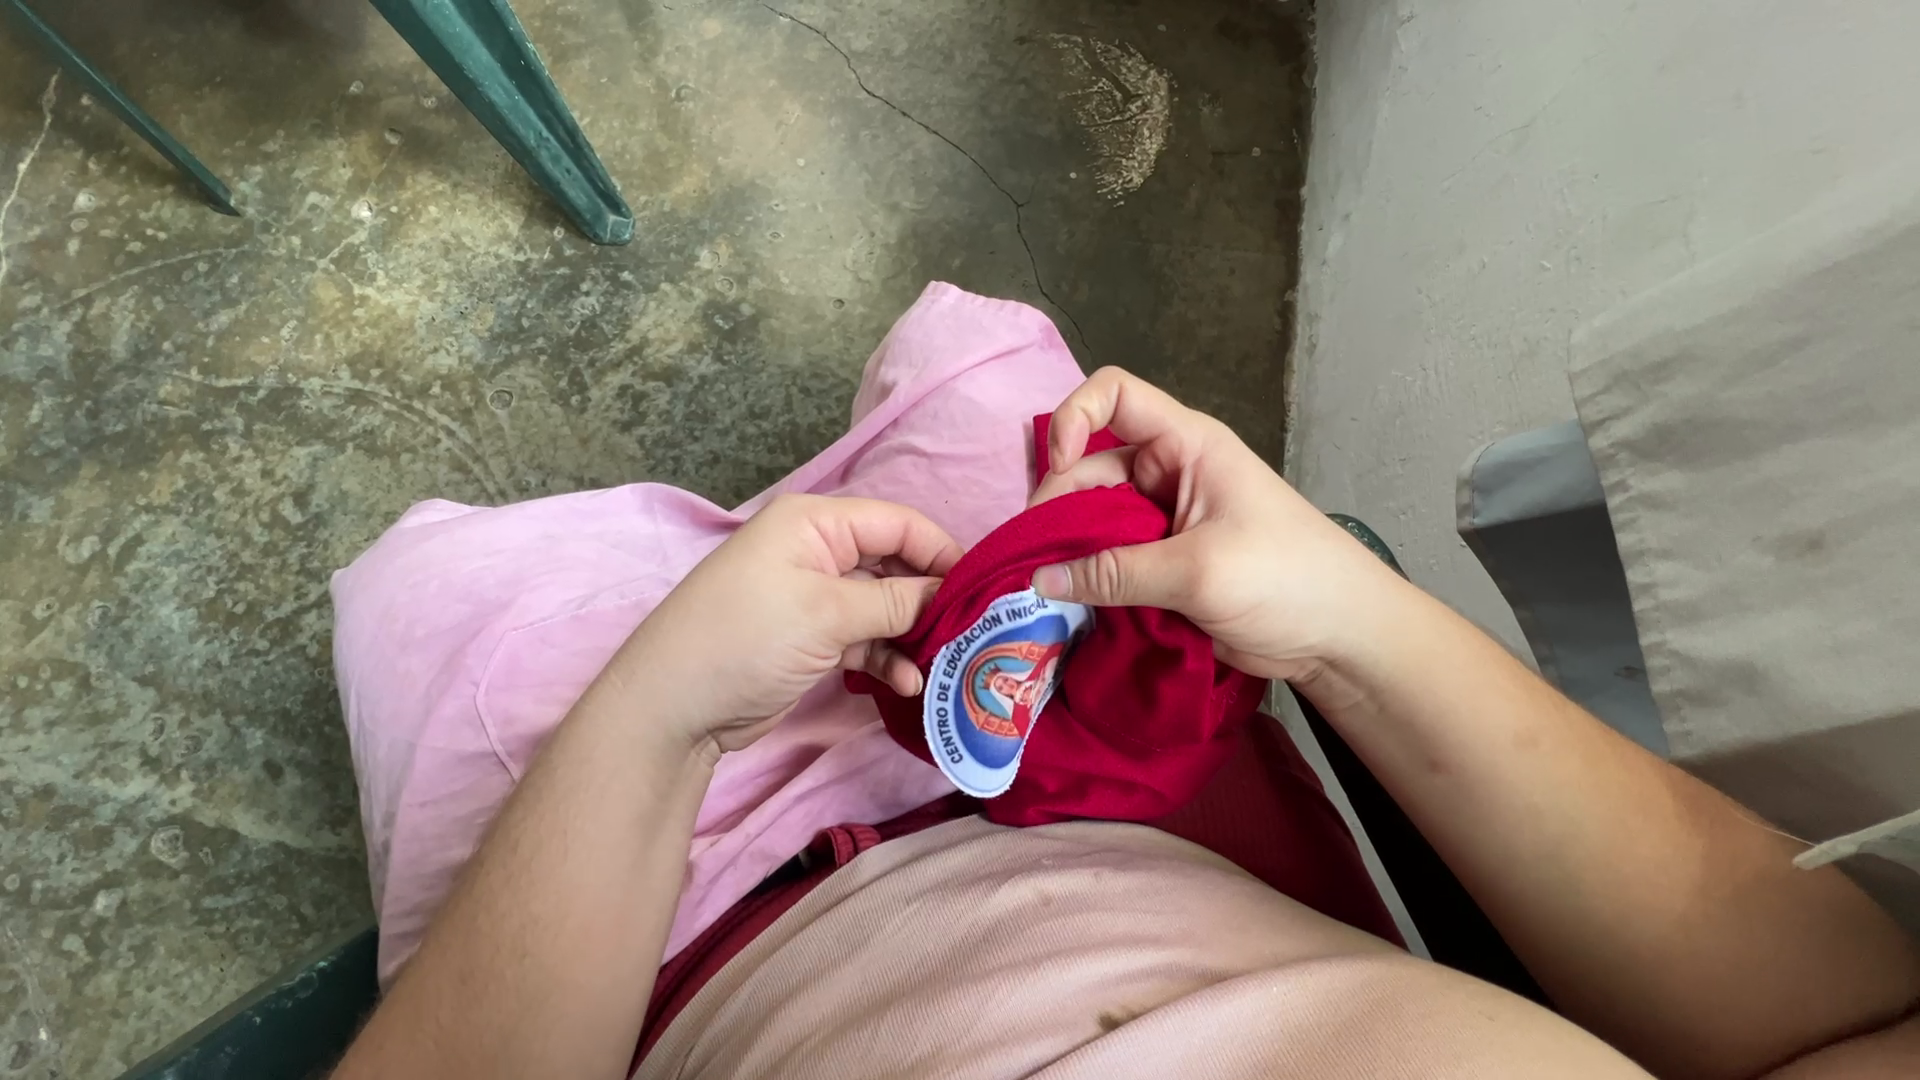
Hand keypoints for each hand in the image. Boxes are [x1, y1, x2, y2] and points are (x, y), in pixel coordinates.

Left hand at [601, 494, 961, 756]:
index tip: (981, 589)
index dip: (941, 552)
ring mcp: (813, 596)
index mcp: (816, 523)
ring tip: (941, 662)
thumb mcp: (827, 613)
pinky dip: (886, 657)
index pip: (898, 523)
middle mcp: (817, 551)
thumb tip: (949, 595)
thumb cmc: (747, 637)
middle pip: (893, 563)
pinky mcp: (811, 636)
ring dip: (910, 634)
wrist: (673, 707)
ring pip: (882, 605)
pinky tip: (907, 683)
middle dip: (928, 598)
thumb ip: (895, 601)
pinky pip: (863, 637)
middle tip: (968, 630)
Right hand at [1029, 367, 1411, 685]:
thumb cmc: (1287, 578)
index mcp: (1186, 445)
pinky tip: (1063, 603)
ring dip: (1066, 550)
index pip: (1114, 395)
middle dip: (1056, 507)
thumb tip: (1037, 580)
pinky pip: (1107, 560)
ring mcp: (1161, 522)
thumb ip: (1115, 574)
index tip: (1059, 469)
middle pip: (1088, 469)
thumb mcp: (1198, 571)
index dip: (1074, 418)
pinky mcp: (1159, 564)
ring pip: (1092, 521)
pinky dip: (1084, 579)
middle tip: (1030, 557)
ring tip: (1038, 587)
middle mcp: (1166, 474)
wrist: (1339, 638)